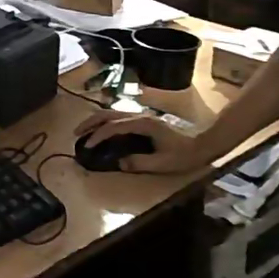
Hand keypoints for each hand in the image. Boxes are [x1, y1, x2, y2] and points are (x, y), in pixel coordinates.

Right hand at [73, 86, 219, 173]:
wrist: (202, 144)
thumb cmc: (184, 155)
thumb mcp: (164, 163)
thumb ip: (140, 163)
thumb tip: (118, 163)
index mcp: (142, 124)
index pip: (113, 127)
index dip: (98, 136)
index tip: (88, 146)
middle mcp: (138, 116)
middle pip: (107, 114)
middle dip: (89, 123)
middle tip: (76, 134)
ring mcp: (139, 116)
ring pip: (110, 113)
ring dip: (95, 121)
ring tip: (83, 131)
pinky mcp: (141, 119)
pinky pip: (116, 117)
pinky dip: (104, 122)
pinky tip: (100, 130)